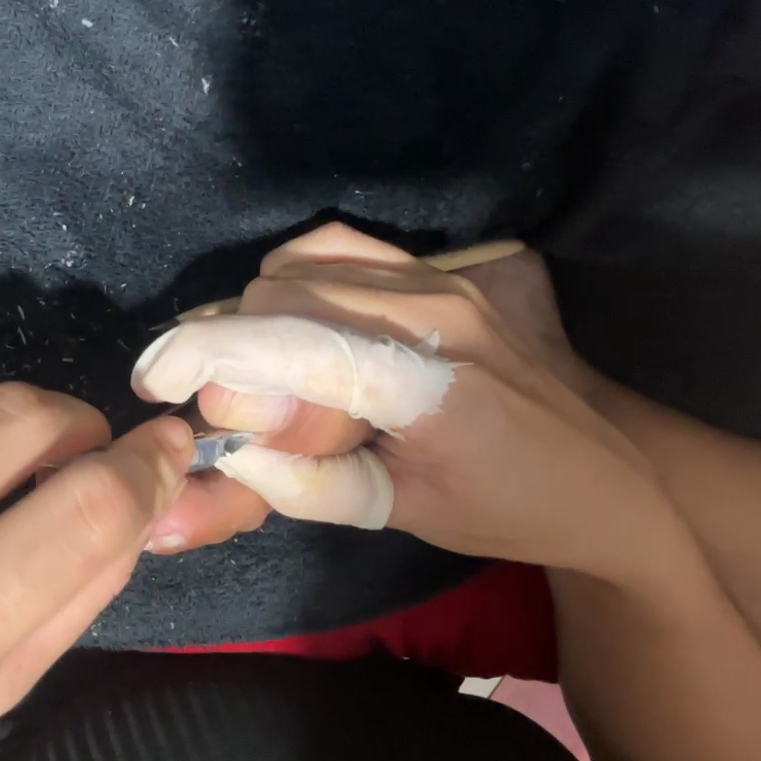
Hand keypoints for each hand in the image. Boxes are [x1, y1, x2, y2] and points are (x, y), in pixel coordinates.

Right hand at [135, 224, 668, 576]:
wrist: (604, 475)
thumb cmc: (506, 509)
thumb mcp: (403, 512)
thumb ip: (308, 484)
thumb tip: (225, 453)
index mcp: (426, 380)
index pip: (292, 343)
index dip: (208, 353)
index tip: (155, 380)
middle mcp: (429, 306)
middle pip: (279, 298)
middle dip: (232, 351)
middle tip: (237, 411)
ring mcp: (437, 278)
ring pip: (299, 267)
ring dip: (260, 320)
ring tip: (274, 378)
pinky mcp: (438, 270)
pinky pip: (336, 248)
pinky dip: (294, 280)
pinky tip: (298, 324)